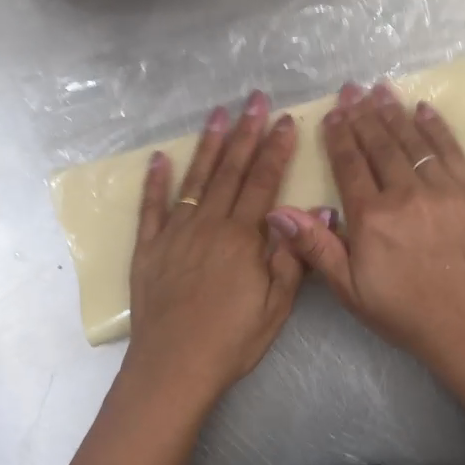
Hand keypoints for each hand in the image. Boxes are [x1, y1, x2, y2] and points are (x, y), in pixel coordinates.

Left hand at [125, 91, 304, 401]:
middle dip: (246, 133)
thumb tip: (316, 210)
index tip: (287, 121)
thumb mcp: (276, 306)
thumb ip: (293, 256)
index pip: (264, 183)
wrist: (175, 365)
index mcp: (243, 238)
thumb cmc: (232, 341)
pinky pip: (151, 208)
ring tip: (218, 114)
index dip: (276, 150)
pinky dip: (155, 182)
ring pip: (194, 180)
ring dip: (208, 146)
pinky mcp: (148, 250)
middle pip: (230, 171)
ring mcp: (175, 234)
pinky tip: (160, 159)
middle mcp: (209, 225)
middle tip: (255, 99)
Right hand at [268, 83, 464, 370]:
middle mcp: (405, 194)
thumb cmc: (401, 312)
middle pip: (380, 145)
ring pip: (413, 141)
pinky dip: (435, 127)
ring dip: (394, 113)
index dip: (339, 136)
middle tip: (352, 89)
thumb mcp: (348, 289)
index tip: (332, 113)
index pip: (349, 164)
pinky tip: (422, 110)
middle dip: (363, 115)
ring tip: (380, 90)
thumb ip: (315, 247)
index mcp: (370, 217)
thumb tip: (279, 212)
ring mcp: (442, 189)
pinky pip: (450, 150)